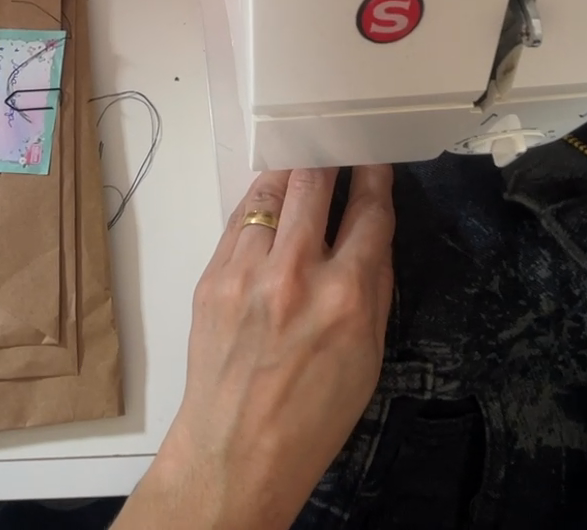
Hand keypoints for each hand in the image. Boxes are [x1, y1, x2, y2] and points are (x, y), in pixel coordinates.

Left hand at [118, 166, 395, 529]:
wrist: (238, 448)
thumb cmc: (314, 413)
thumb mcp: (367, 355)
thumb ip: (372, 286)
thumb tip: (370, 231)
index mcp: (345, 298)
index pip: (368, 215)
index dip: (374, 178)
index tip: (373, 157)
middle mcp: (295, 273)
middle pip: (313, 185)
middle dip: (326, 155)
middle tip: (331, 137)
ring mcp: (246, 270)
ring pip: (270, 193)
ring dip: (289, 173)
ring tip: (299, 161)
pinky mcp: (213, 274)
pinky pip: (240, 220)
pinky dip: (259, 204)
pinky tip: (268, 201)